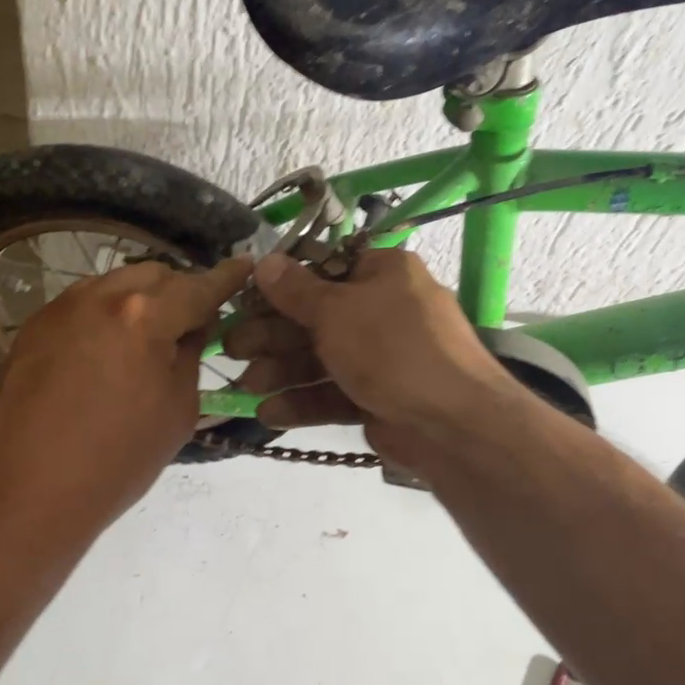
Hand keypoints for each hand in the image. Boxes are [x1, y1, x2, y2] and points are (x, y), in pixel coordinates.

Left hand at [0, 257, 253, 527]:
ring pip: (115, 283)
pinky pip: (83, 303)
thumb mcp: (177, 410)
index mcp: (145, 316)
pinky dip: (106, 313)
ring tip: (148, 335)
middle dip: (179, 291)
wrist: (26, 492)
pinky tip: (107, 348)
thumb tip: (192, 328)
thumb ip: (189, 356)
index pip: (199, 287)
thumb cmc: (116, 460)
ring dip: (140, 300)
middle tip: (193, 321)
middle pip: (155, 275)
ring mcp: (62, 307)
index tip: (244, 266)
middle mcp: (102, 296)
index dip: (226, 278)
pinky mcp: (33, 326)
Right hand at [223, 250, 524, 468]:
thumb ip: (296, 290)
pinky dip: (304, 400)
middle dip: (273, 334)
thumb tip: (264, 260)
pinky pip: (335, 391)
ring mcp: (385, 356)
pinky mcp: (380, 396)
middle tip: (231, 347)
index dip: (283, 283)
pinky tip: (269, 412)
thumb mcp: (337, 311)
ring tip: (245, 385)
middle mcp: (385, 309)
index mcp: (384, 273)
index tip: (245, 297)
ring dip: (282, 369)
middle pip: (317, 316)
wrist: (453, 424)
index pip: (325, 268)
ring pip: (322, 357)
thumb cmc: (393, 348)